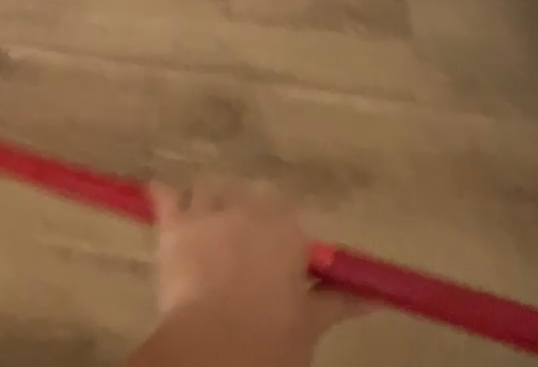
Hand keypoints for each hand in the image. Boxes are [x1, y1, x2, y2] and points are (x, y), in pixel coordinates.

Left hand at [150, 180, 365, 346]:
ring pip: (209, 189)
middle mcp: (247, 211)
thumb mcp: (310, 323)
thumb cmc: (273, 342)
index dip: (285, 231)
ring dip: (211, 202)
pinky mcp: (174, 224)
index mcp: (287, 232)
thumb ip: (337, 301)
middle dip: (248, 212)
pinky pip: (164, 194)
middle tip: (247, 246)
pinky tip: (164, 200)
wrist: (217, 347)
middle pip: (248, 195)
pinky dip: (165, 195)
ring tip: (210, 227)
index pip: (291, 212)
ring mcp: (207, 213)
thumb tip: (372, 297)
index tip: (285, 254)